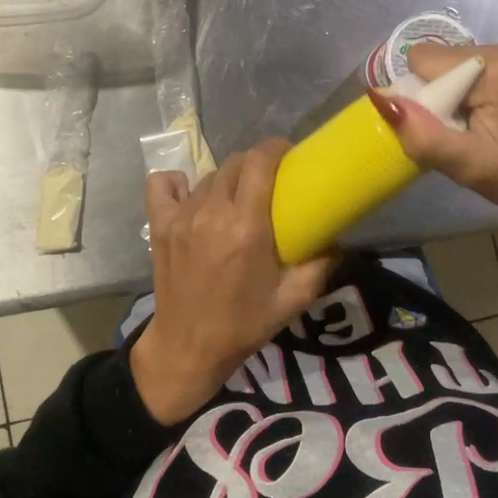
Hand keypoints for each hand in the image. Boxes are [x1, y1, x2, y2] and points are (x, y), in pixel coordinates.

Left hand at [131, 140, 335, 425]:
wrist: (187, 348)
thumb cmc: (243, 325)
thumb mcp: (291, 301)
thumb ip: (319, 267)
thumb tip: (338, 240)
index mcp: (246, 227)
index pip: (259, 163)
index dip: (274, 149)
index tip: (287, 154)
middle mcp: (212, 213)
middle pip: (235, 164)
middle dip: (254, 164)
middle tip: (267, 182)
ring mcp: (182, 216)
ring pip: (207, 177)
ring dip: (226, 181)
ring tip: (236, 199)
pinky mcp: (160, 225)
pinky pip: (162, 184)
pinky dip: (177, 182)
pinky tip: (191, 196)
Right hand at [370, 40, 497, 267]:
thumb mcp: (467, 166)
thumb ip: (422, 133)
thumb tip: (379, 97)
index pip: (426, 60)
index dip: (424, 95)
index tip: (449, 127)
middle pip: (444, 58)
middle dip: (443, 93)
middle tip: (467, 131)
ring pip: (461, 60)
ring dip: (460, 90)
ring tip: (484, 125)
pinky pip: (483, 62)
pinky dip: (479, 87)